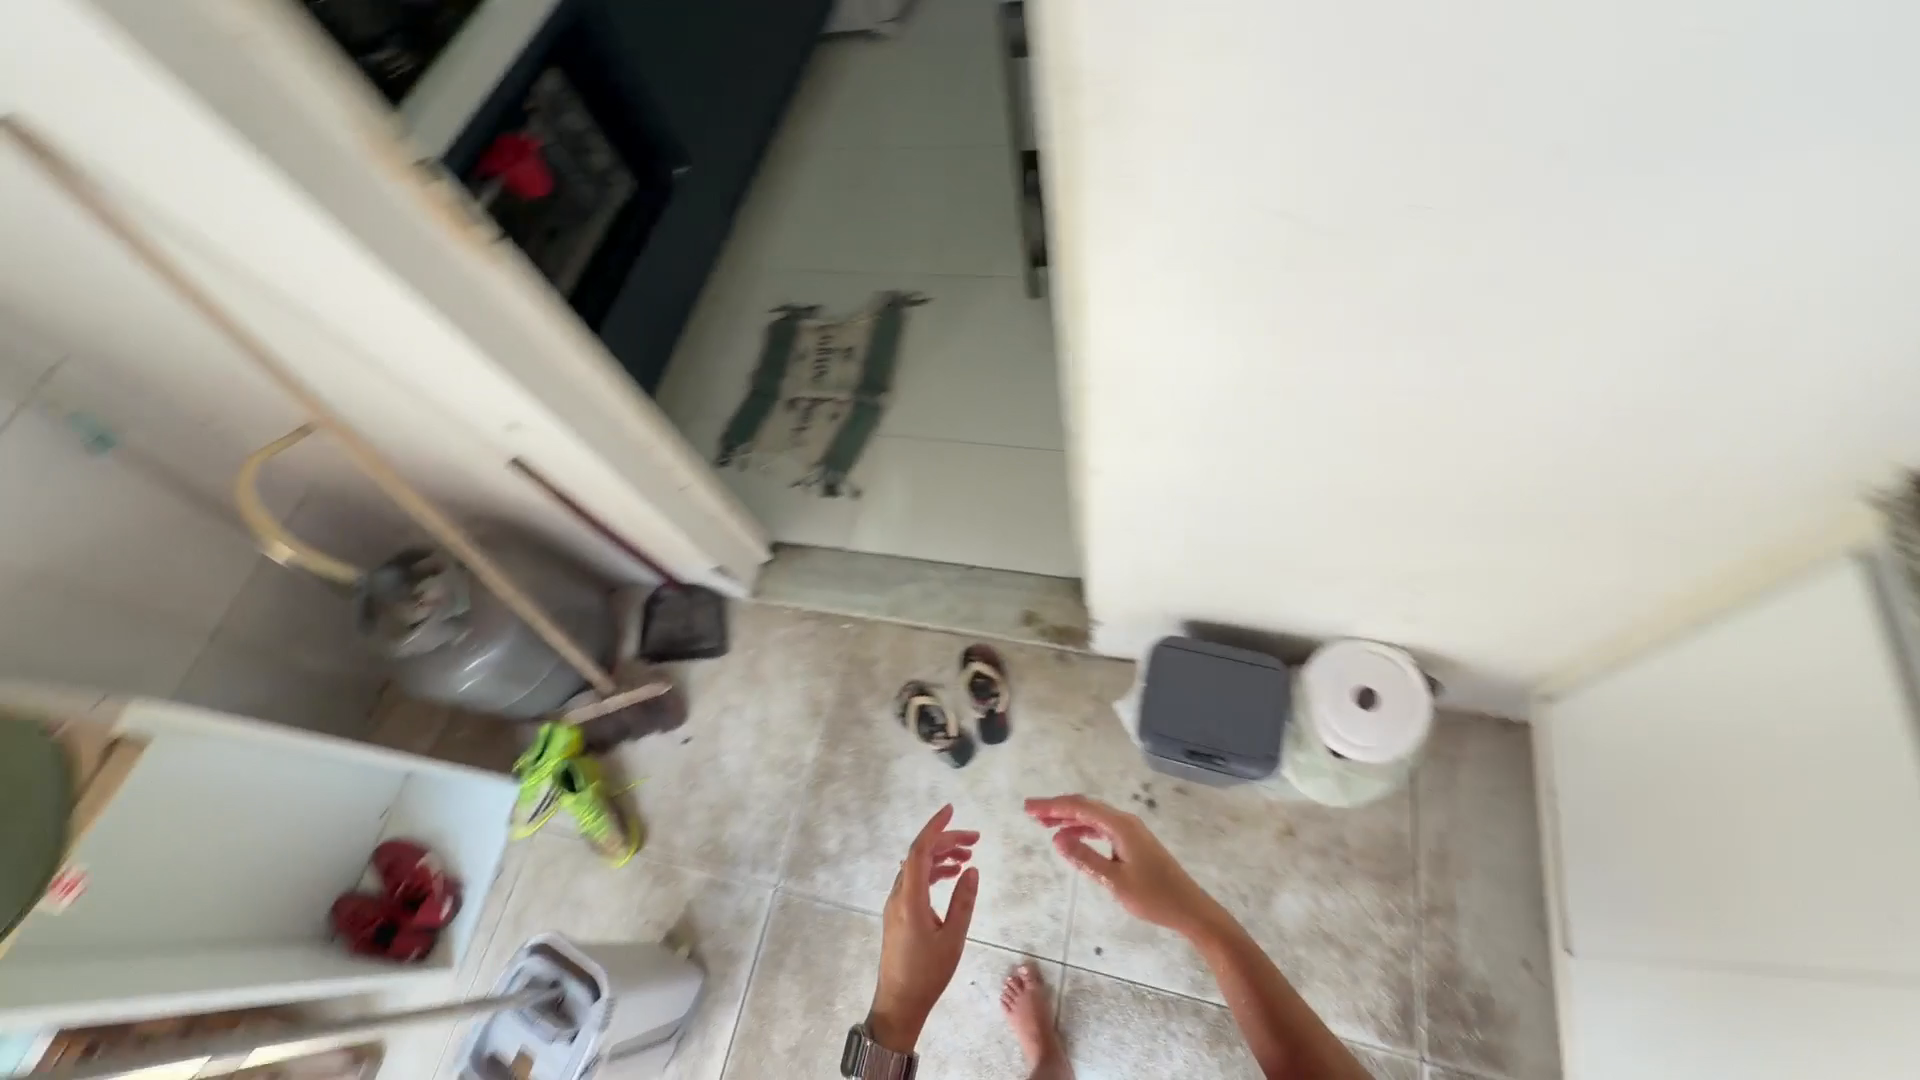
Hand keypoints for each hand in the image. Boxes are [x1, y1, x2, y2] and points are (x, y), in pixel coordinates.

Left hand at [868, 804, 980, 1051]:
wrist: (899, 1004)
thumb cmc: (928, 973)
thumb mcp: (953, 937)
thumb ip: (964, 901)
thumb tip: (972, 870)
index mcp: (910, 898)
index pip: (919, 850)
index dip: (935, 827)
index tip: (952, 810)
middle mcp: (898, 895)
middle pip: (919, 855)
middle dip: (946, 842)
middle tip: (974, 840)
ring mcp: (895, 905)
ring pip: (917, 868)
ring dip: (940, 858)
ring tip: (967, 857)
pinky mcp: (897, 915)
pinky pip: (914, 882)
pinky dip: (933, 873)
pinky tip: (951, 877)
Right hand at [1026, 794, 1219, 935]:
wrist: (1190, 909)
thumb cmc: (1154, 897)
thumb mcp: (1114, 881)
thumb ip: (1085, 858)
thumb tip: (1057, 839)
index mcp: (1120, 825)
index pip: (1079, 807)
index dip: (1052, 806)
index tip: (1028, 807)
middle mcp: (1125, 821)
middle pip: (1085, 807)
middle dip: (1057, 808)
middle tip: (1030, 812)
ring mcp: (1131, 831)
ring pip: (1093, 817)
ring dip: (1069, 819)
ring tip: (1044, 825)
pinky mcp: (1134, 843)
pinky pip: (1102, 828)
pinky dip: (1083, 829)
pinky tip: (1071, 839)